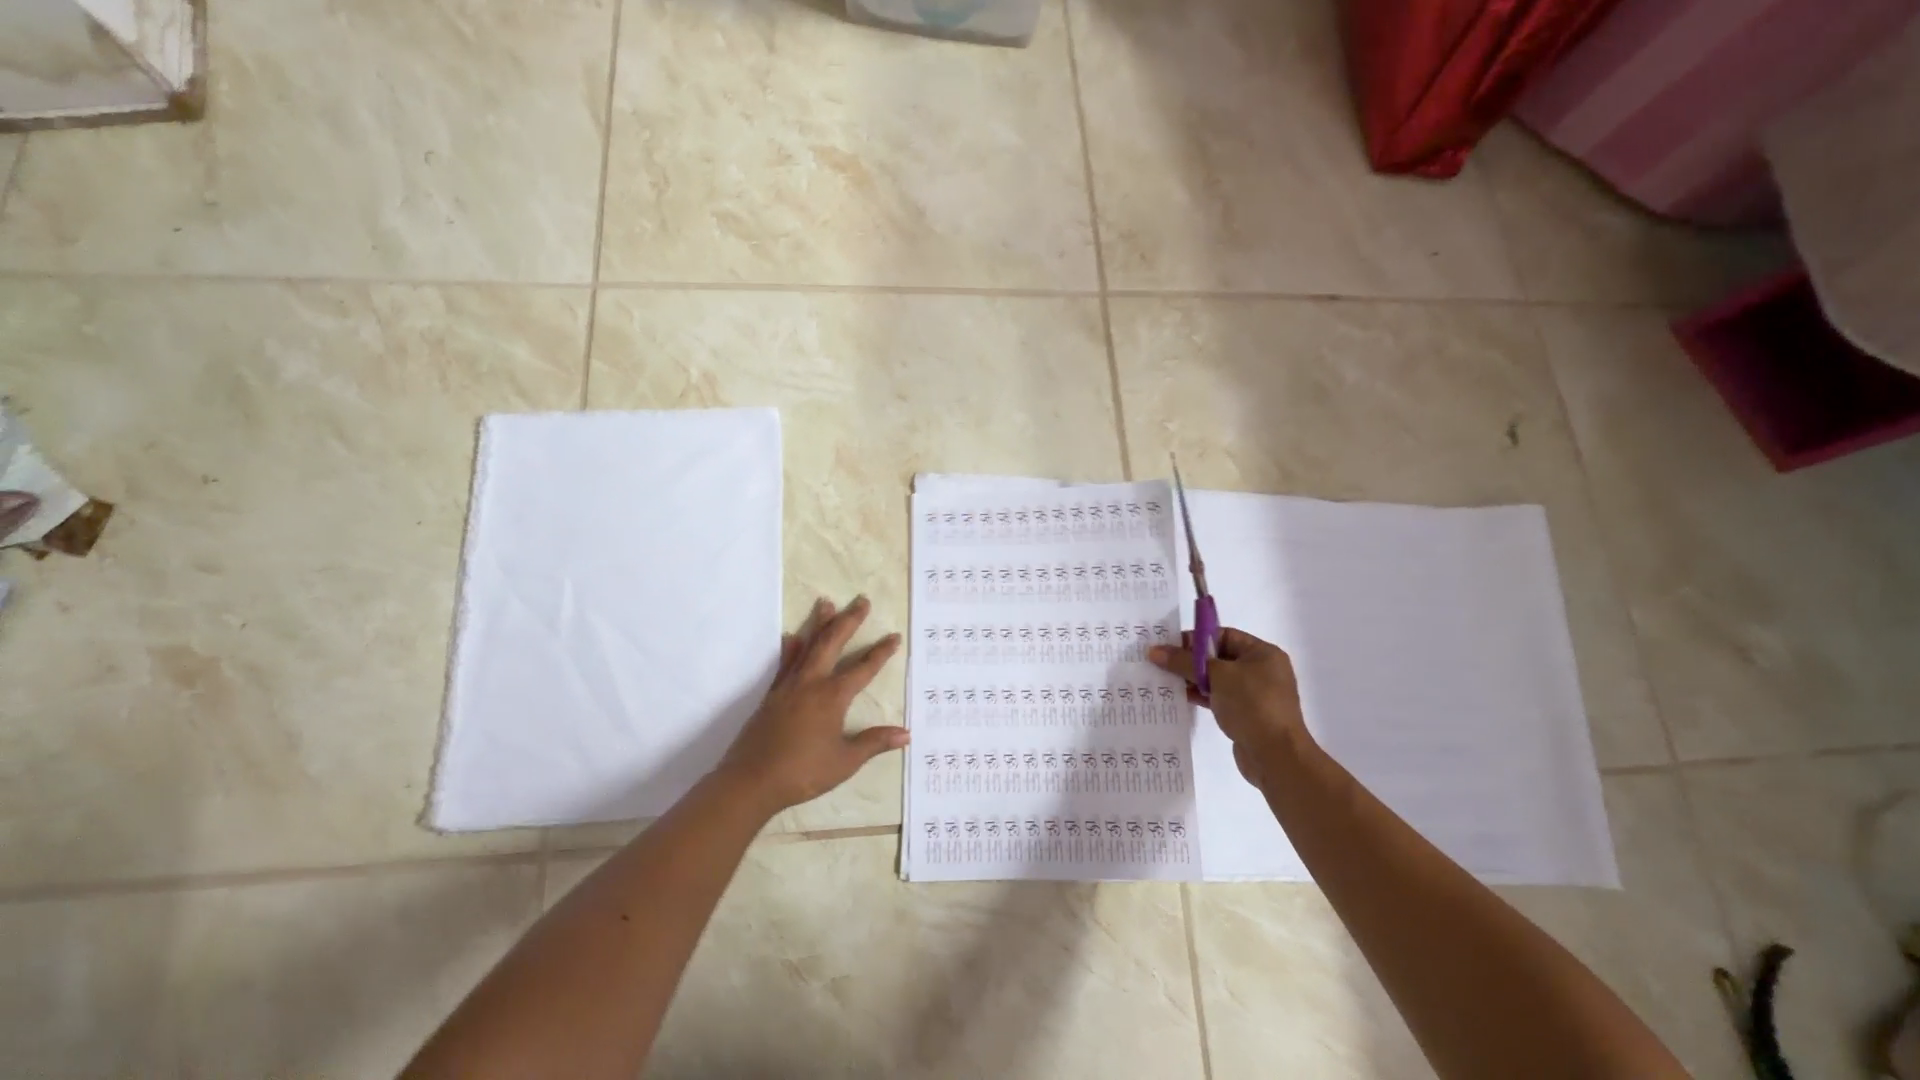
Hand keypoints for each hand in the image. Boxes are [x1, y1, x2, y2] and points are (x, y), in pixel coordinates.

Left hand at [716, 596, 907, 815]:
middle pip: (832, 643)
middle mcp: (811, 683)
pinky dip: (790, 648)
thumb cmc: (803, 772)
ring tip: (826, 602)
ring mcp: (788, 687)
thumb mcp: (845, 761)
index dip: (880, 653)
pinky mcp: (771, 695)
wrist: (751, 780)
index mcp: (832, 697)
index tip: (894, 636)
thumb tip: (905, 734)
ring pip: (807, 646)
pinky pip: (784, 663)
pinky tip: (791, 637)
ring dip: (819, 624)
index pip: (863, 669)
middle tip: (861, 600)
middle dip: (849, 621)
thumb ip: (874, 743)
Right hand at [1150, 628, 1312, 787]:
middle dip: (1190, 660)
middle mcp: (1261, 671)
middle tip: (1161, 662)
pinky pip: (1219, 699)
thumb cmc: (1252, 704)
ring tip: (1164, 680)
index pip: (1224, 636)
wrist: (1275, 755)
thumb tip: (1154, 651)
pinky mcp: (1246, 715)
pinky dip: (1201, 697)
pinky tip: (1179, 698)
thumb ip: (1185, 662)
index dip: (1196, 638)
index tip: (1169, 645)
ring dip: (1193, 680)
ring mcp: (1255, 695)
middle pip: (1219, 657)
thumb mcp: (1217, 676)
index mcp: (1262, 654)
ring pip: (1217, 680)